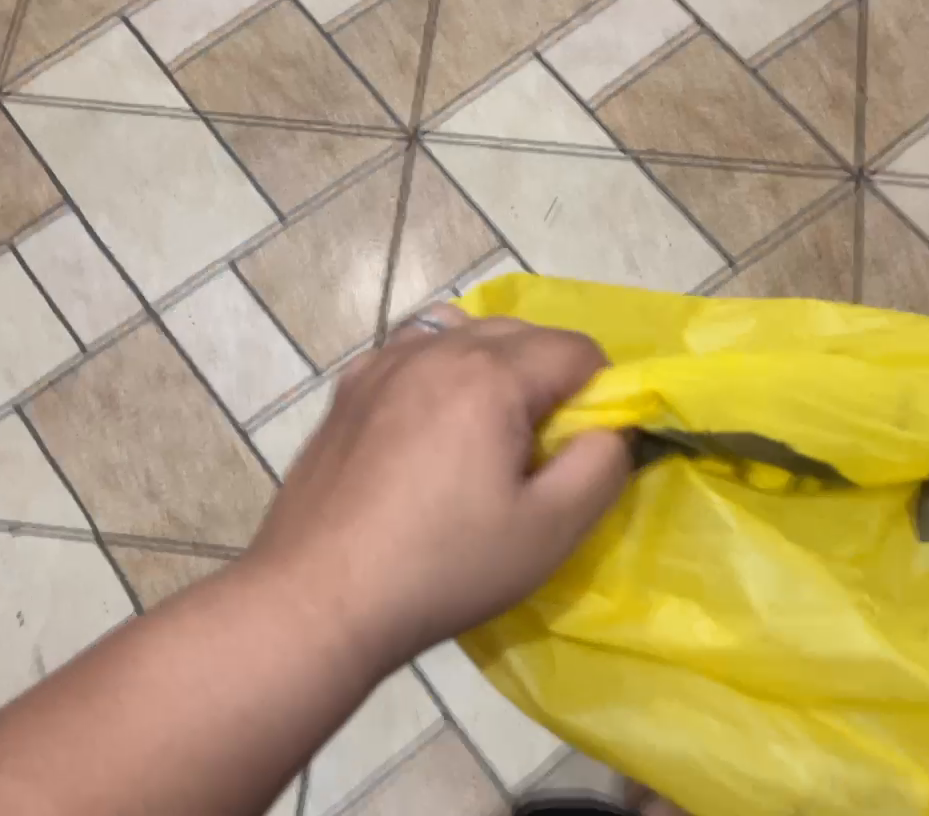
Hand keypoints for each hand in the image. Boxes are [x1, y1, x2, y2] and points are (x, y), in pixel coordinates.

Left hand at [250, 304, 630, 669]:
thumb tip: (611, 428)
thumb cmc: (442, 566)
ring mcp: (382, 361)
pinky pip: (411, 353)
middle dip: (546, 376)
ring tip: (481, 429)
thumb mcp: (549, 531)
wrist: (317, 595)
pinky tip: (424, 425)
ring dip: (491, 366)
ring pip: (462, 333)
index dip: (598, 394)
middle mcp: (434, 348)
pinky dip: (437, 371)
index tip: (579, 448)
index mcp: (489, 374)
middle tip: (533, 448)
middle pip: (519, 333)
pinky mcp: (348, 387)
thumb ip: (601, 465)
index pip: (575, 349)